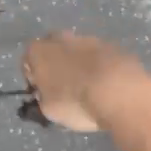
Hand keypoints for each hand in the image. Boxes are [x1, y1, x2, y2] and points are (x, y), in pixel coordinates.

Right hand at [22, 32, 150, 132]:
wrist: (123, 96)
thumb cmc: (78, 102)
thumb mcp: (50, 111)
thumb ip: (43, 100)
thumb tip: (47, 97)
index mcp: (37, 51)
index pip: (27, 63)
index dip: (34, 81)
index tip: (44, 96)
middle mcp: (59, 38)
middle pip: (53, 51)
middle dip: (57, 66)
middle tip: (67, 89)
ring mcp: (89, 40)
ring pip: (79, 53)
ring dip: (82, 66)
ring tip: (93, 90)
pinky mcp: (114, 47)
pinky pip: (103, 59)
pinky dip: (104, 70)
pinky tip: (112, 88)